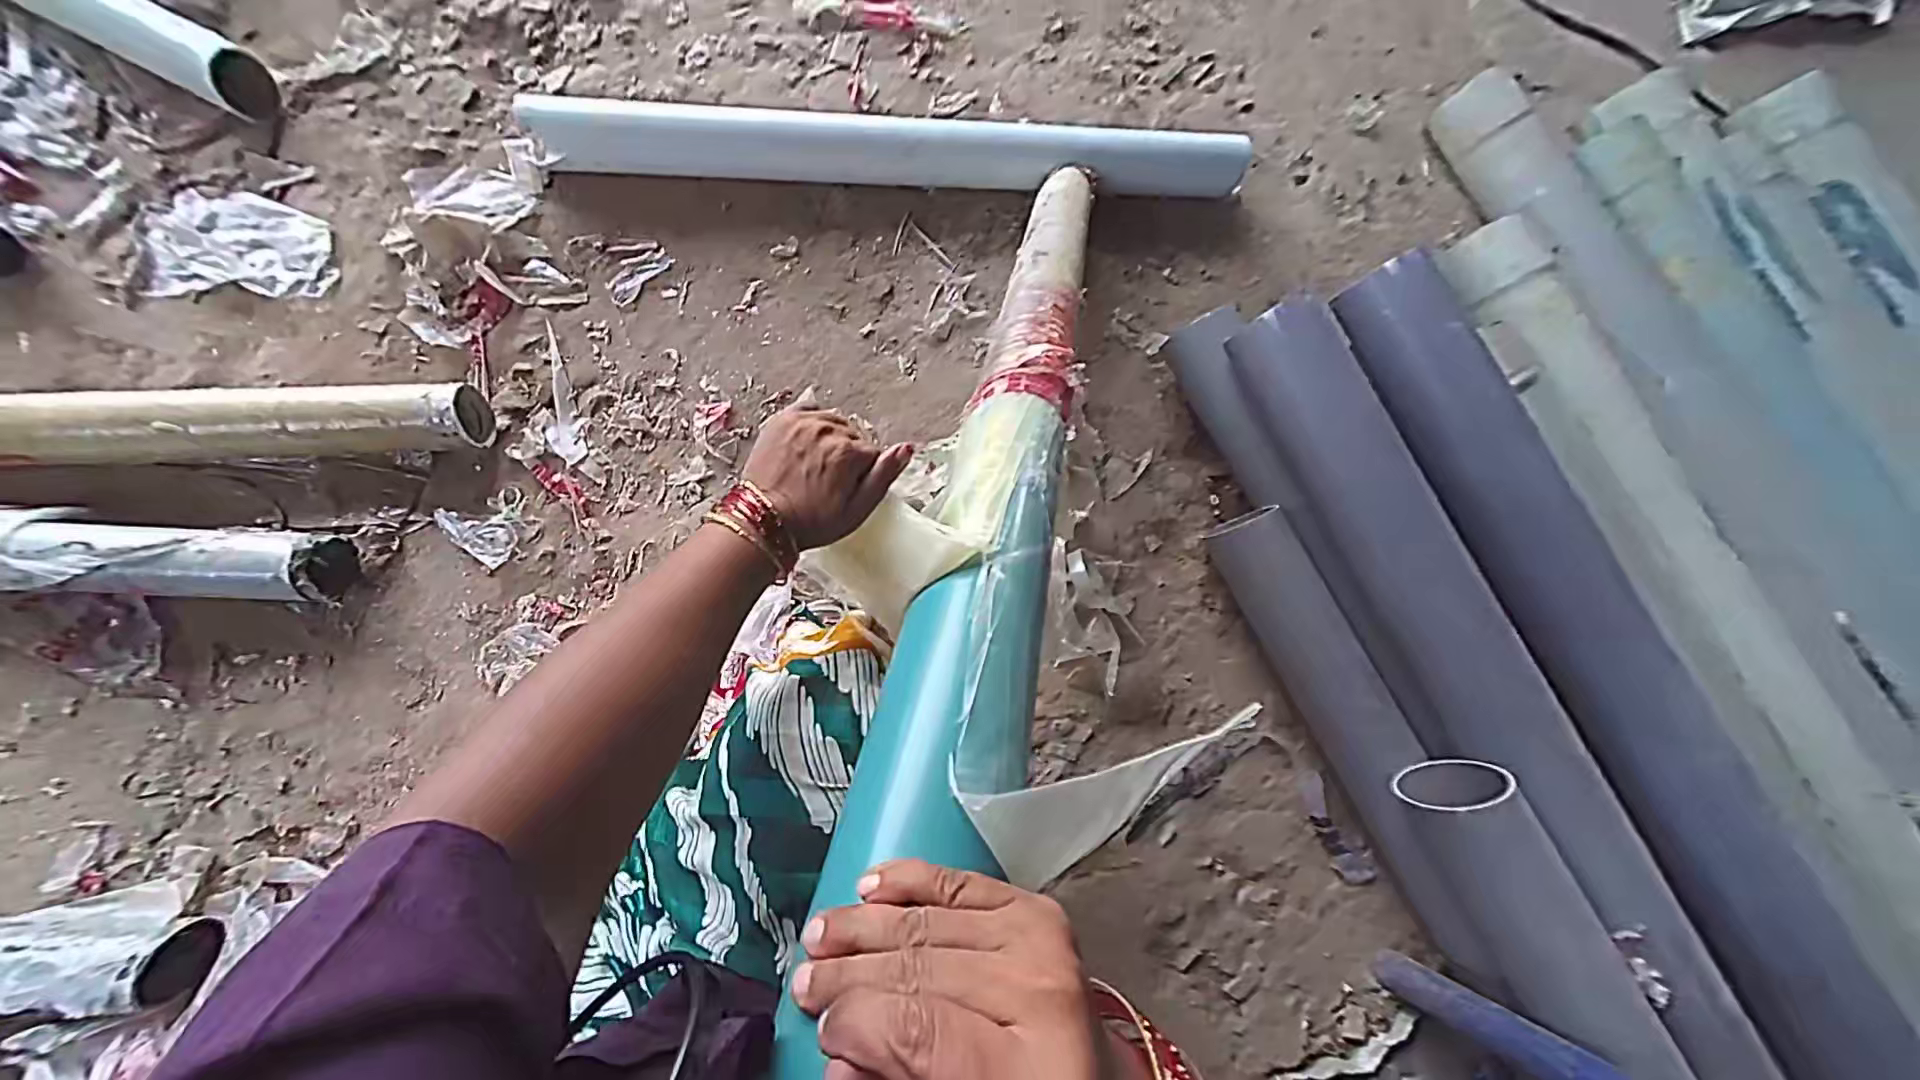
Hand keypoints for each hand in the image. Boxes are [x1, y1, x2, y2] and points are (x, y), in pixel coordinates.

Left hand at [743, 405, 912, 550]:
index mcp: (848, 452)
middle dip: (849, 456)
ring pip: (834, 423)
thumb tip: (905, 449)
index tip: (848, 490)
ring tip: (818, 465)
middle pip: (854, 437)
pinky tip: (811, 442)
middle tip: (831, 481)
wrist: (764, 521)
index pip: (873, 454)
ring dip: (833, 439)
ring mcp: (802, 423)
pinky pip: (810, 410)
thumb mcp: (857, 509)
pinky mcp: (783, 421)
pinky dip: (815, 422)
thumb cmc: (810, 522)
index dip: (864, 474)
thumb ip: (884, 476)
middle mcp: (827, 431)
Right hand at [791, 860, 1107, 1079]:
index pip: (916, 1026)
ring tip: (825, 933)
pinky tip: (874, 886)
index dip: (856, 1023)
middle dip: (850, 973)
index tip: (823, 1028)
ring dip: (867, 924)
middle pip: (919, 965)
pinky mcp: (1036, 910)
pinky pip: (959, 883)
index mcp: (1029, 1063)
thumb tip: (840, 1054)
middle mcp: (1039, 990)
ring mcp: (1039, 941)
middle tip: (809, 979)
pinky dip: (912, 880)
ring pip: (928, 919)